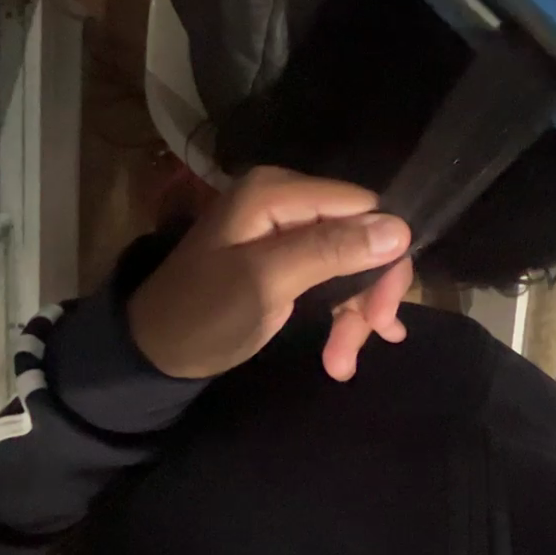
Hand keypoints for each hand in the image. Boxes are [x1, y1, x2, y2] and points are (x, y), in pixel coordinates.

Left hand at [127, 166, 414, 381]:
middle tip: (375, 335)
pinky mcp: (288, 262)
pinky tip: (346, 351)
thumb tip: (400, 228)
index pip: (362, 206)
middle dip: (370, 289)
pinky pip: (333, 279)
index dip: (384, 253)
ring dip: (355, 313)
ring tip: (342, 362)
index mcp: (278, 192)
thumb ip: (331, 251)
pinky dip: (342, 314)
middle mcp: (287, 203)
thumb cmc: (204, 313)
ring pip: (352, 264)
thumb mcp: (267, 281)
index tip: (383, 308)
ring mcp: (287, 233)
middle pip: (362, 236)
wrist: (156, 352)